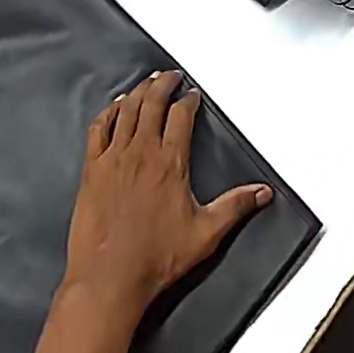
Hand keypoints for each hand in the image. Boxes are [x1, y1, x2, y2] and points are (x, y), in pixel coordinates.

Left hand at [59, 71, 271, 319]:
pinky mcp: (92, 168)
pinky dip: (108, 112)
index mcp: (170, 162)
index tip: (192, 95)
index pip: (180, 116)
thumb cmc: (156, 257)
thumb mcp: (205, 234)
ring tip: (147, 81)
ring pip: (127, 110)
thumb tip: (261, 193)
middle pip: (153, 103)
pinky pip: (99, 128)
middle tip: (170, 75)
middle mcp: (141, 152)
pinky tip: (114, 106)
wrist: (110, 277)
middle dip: (163, 84)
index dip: (188, 100)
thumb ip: (235, 207)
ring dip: (138, 91)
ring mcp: (114, 157)